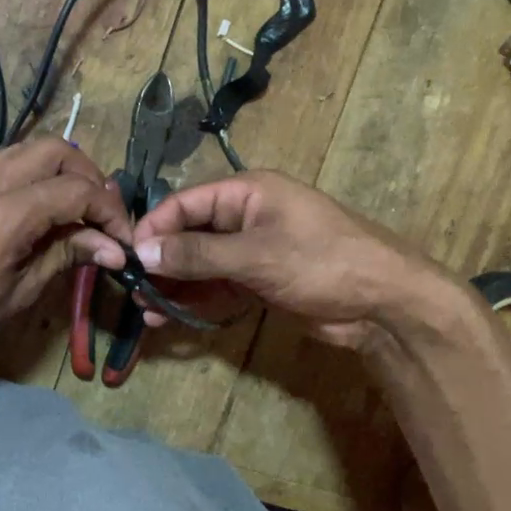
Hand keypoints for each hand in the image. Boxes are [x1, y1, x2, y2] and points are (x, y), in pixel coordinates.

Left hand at [0, 138, 131, 358]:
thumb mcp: (21, 292)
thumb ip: (65, 255)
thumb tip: (111, 247)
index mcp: (7, 213)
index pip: (76, 190)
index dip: (109, 210)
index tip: (121, 237)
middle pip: (55, 150)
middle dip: (87, 176)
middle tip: (99, 212)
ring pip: (25, 150)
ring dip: (56, 170)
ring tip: (71, 208)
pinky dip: (26, 175)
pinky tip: (32, 208)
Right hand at [130, 171, 454, 349]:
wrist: (384, 304)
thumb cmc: (323, 262)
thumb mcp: (255, 255)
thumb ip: (196, 255)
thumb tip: (141, 254)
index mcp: (246, 192)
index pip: (184, 204)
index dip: (153, 228)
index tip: (125, 257)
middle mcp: (244, 217)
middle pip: (187, 235)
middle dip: (158, 261)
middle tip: (130, 288)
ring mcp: (250, 251)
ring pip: (197, 265)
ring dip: (172, 286)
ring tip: (145, 309)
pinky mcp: (257, 282)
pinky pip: (214, 287)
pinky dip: (193, 301)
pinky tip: (167, 317)